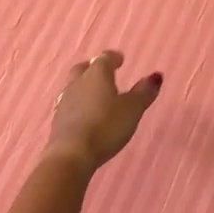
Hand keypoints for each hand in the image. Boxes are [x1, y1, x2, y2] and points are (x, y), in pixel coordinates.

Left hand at [47, 50, 161, 170]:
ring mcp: (65, 101)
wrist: (71, 154)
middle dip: (93, 68)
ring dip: (83, 87)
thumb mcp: (132, 110)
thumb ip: (144, 92)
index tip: (120, 60)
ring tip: (93, 95)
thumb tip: (156, 76)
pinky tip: (82, 115)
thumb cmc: (106, 126)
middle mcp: (78, 82)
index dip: (114, 58)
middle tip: (103, 73)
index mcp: (97, 74)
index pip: (105, 58)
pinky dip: (76, 105)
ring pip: (73, 86)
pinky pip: (68, 105)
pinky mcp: (57, 121)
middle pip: (84, 68)